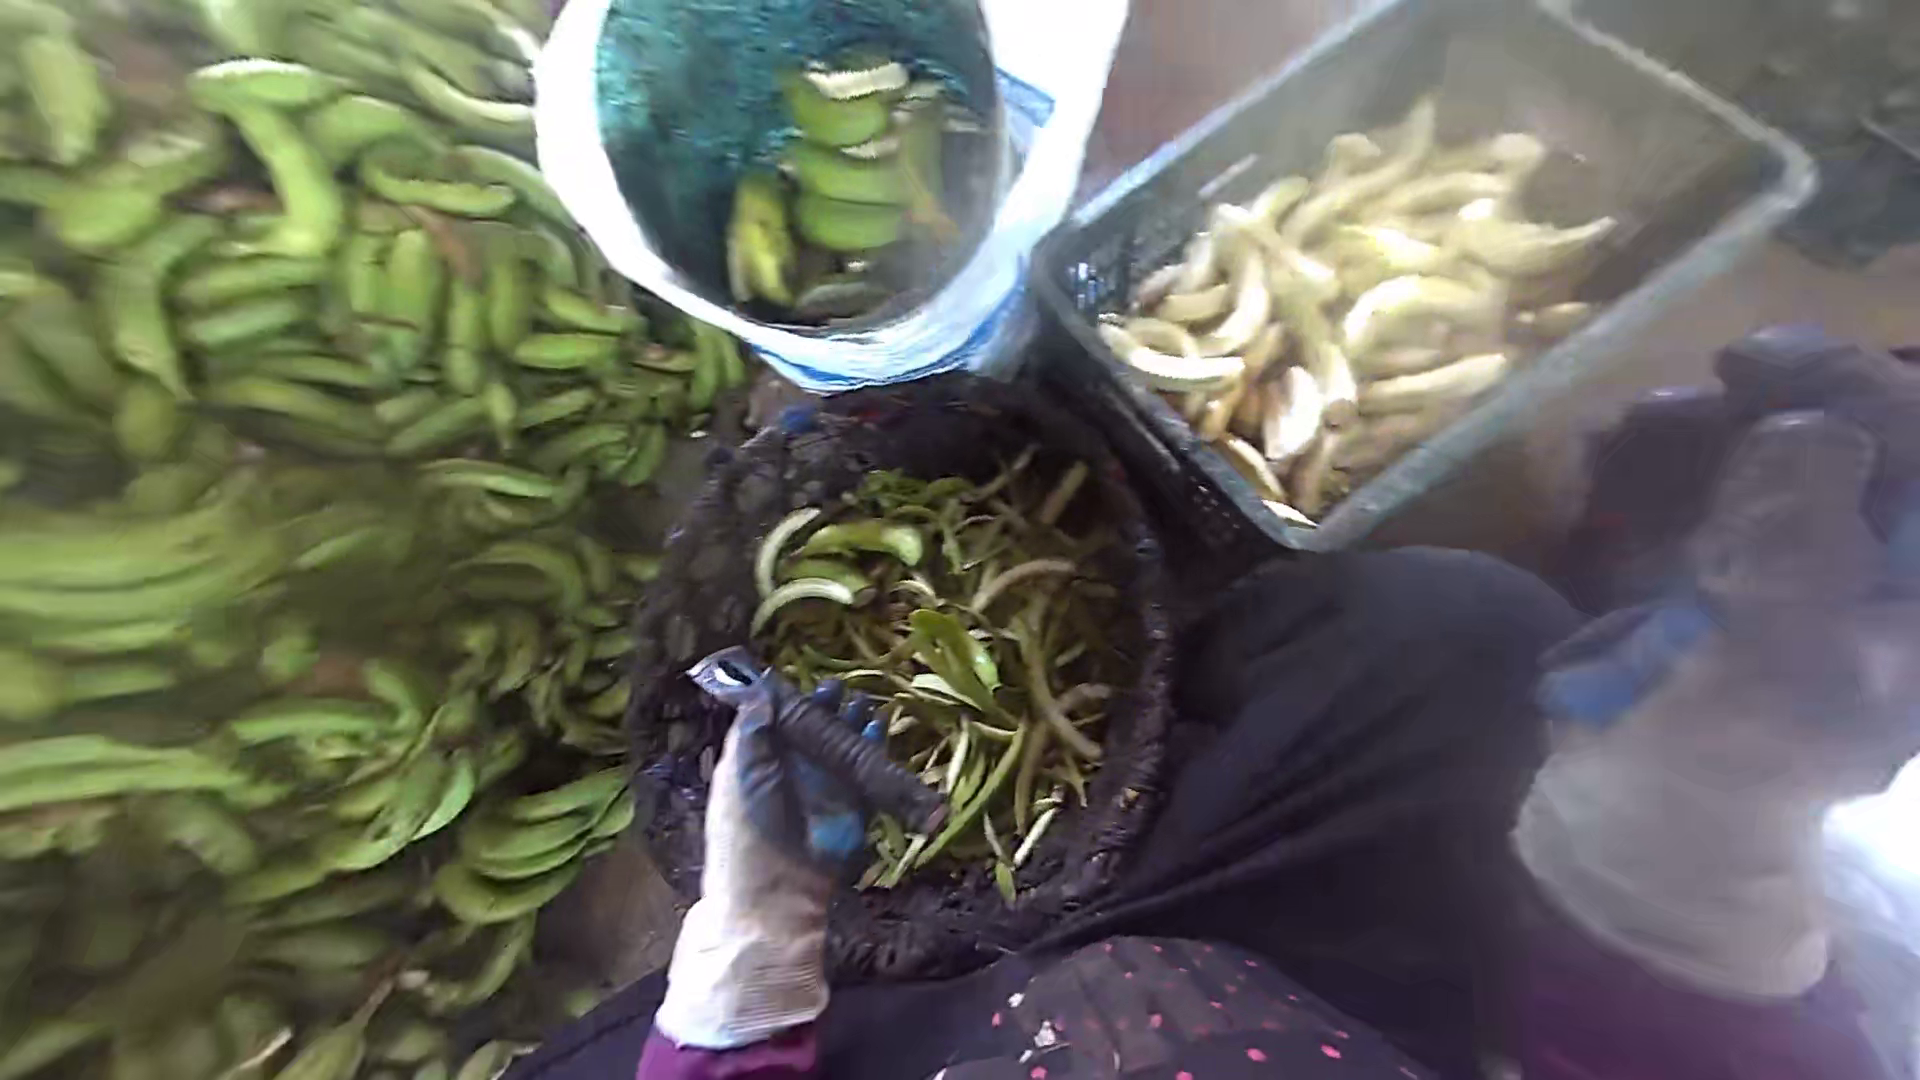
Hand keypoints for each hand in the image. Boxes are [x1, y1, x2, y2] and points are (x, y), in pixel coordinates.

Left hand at [653, 662, 879, 1048]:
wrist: (775, 891)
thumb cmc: (746, 830)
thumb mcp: (739, 774)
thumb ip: (750, 732)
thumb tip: (758, 690)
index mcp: (765, 759)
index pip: (782, 720)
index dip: (795, 699)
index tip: (805, 682)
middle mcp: (797, 767)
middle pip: (817, 726)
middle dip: (828, 705)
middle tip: (837, 688)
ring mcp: (827, 783)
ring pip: (845, 741)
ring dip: (853, 721)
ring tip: (860, 702)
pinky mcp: (853, 799)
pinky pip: (869, 766)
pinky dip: (875, 745)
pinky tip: (876, 728)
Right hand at [1542, 326, 1919, 796]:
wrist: (1627, 802)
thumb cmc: (1712, 757)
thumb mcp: (1765, 673)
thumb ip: (1789, 562)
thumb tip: (1798, 432)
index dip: (1879, 402)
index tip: (1776, 365)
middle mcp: (1864, 570)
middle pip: (1854, 451)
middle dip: (1794, 400)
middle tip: (1726, 366)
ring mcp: (1768, 568)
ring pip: (1756, 466)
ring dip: (1704, 429)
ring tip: (1642, 415)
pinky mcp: (1688, 576)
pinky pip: (1677, 499)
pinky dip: (1641, 466)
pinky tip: (1605, 449)